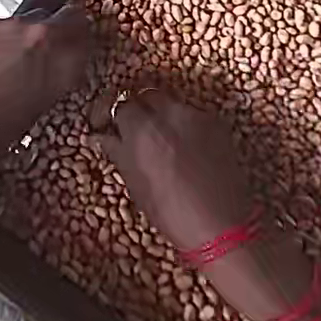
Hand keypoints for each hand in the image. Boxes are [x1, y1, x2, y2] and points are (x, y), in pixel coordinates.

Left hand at [0, 5, 90, 166]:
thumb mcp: (37, 111)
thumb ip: (54, 80)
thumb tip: (57, 69)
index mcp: (62, 63)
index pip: (89, 38)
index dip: (84, 44)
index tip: (80, 50)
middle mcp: (41, 36)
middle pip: (69, 16)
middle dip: (66, 29)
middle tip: (57, 48)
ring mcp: (11, 26)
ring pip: (35, 18)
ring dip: (33, 34)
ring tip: (19, 60)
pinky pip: (7, 25)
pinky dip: (6, 38)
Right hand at [97, 90, 255, 251]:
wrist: (220, 226)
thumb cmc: (169, 210)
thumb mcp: (134, 181)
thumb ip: (116, 149)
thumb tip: (100, 135)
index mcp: (142, 128)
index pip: (120, 104)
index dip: (112, 115)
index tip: (108, 126)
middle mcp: (169, 113)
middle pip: (146, 94)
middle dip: (138, 108)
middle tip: (133, 129)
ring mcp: (197, 116)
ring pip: (172, 104)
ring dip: (162, 115)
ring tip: (160, 140)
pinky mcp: (218, 125)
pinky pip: (194, 115)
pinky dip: (184, 125)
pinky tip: (184, 148)